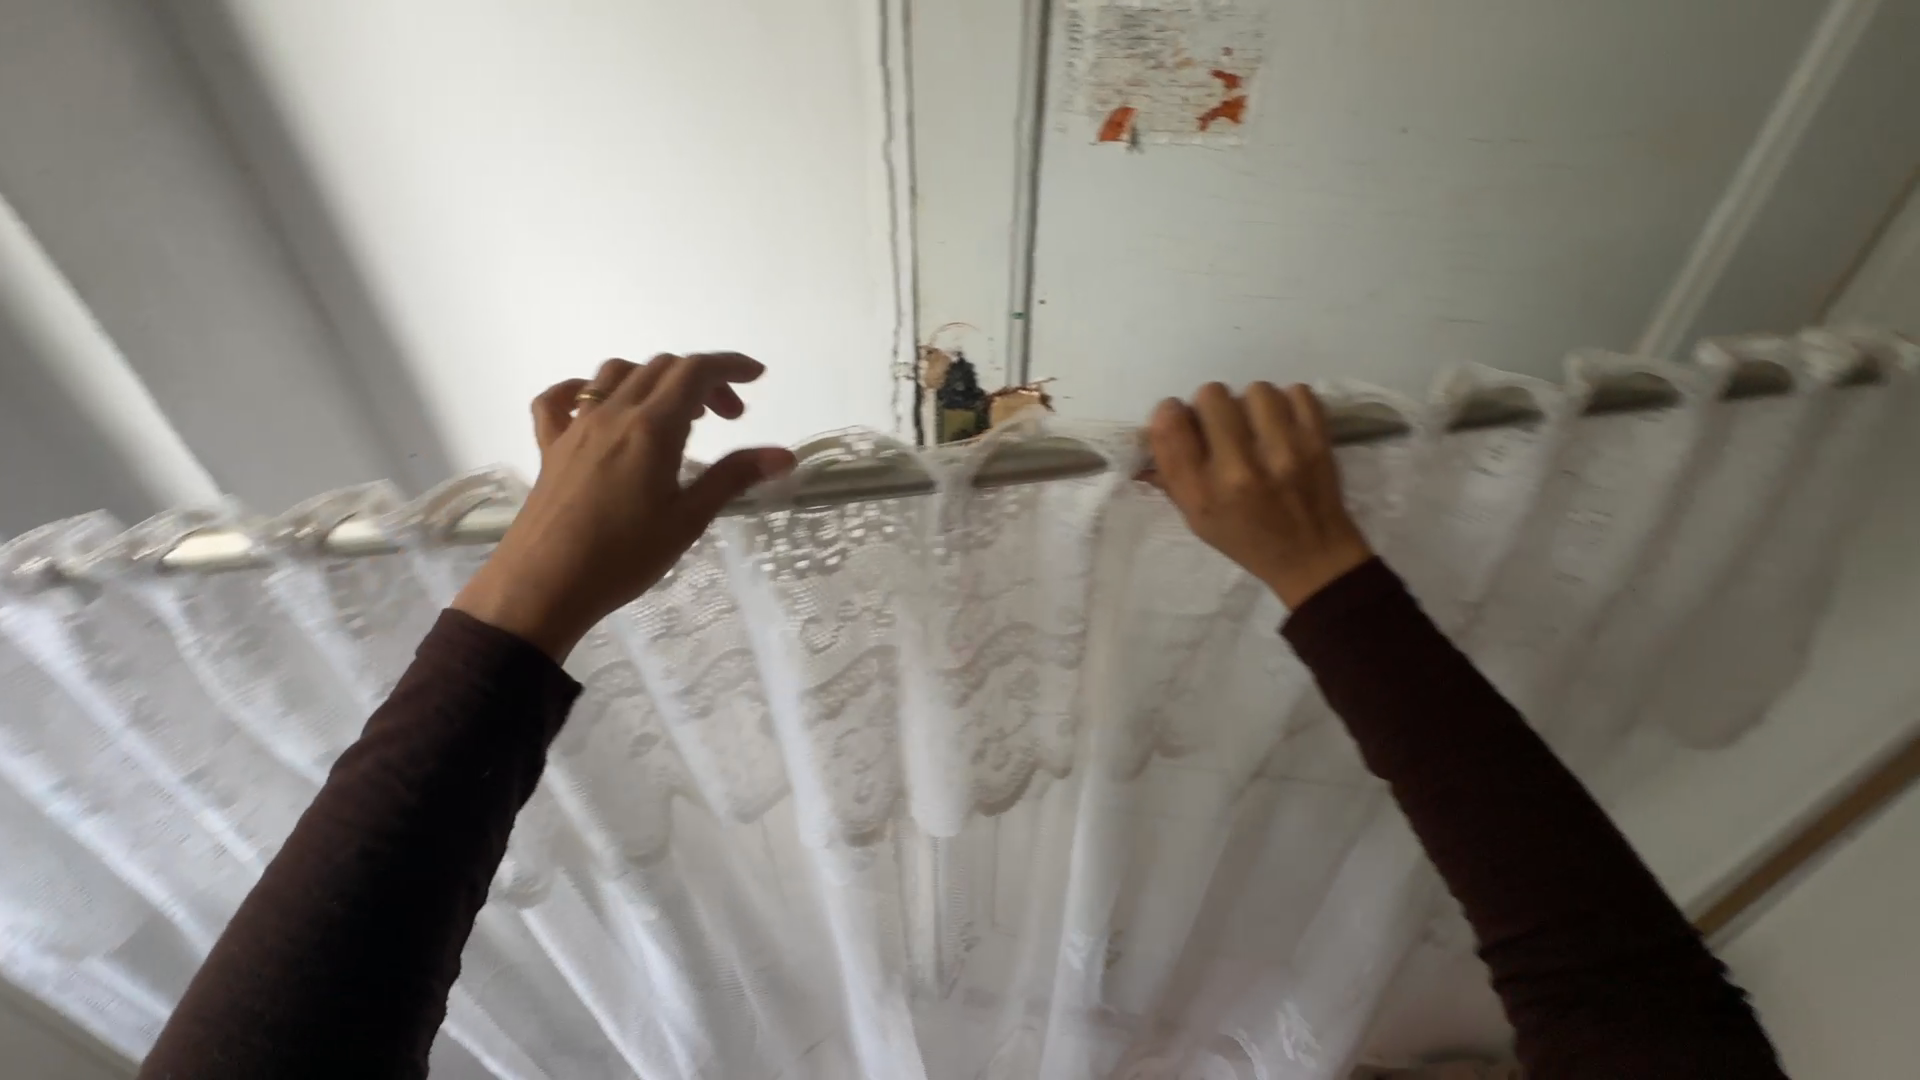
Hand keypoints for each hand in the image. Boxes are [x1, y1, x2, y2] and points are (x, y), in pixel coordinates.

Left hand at [452, 353, 796, 660]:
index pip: (695, 372)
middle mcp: (612, 414)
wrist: (543, 587)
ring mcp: (575, 426)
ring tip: (676, 415)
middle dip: (703, 380)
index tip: (756, 377)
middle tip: (728, 418)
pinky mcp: (549, 446)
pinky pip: (560, 399)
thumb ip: (733, 477)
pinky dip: (586, 390)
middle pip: (662, 368)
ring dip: (655, 380)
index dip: (730, 366)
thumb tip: (784, 455)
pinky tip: (601, 408)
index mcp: (652, 428)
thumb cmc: (624, 556)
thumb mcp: (689, 519)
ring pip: (616, 374)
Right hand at [1147, 382, 1372, 608]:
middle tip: (1222, 427)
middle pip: (1211, 395)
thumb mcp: (1195, 518)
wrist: (1311, 556)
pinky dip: (1288, 403)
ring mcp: (1283, 453)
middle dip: (1212, 406)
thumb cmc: (1243, 537)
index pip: (1169, 424)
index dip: (1171, 412)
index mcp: (1201, 493)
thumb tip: (1151, 429)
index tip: (1181, 421)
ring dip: (1252, 404)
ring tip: (1257, 427)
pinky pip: (1297, 392)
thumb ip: (1171, 473)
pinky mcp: (1318, 442)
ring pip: (1255, 389)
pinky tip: (1284, 426)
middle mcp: (1238, 471)